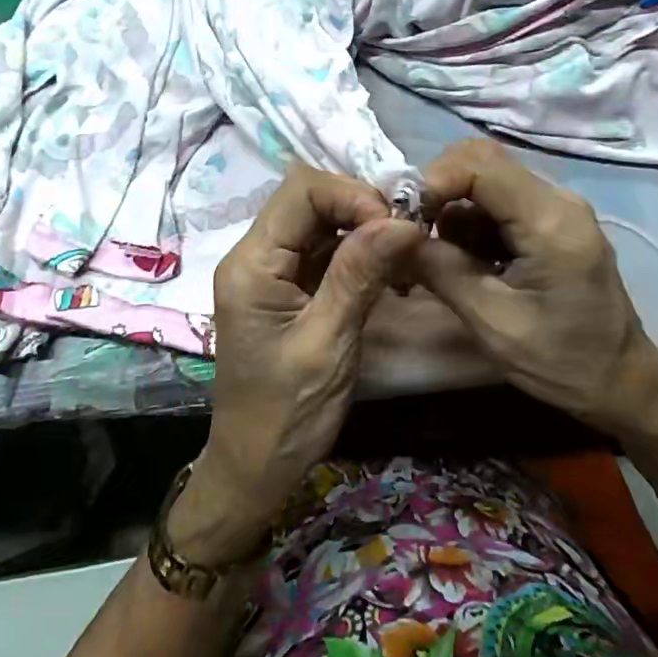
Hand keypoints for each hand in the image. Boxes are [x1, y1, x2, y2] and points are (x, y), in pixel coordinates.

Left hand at [170, 163, 424, 565]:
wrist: (256, 464)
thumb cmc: (288, 414)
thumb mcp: (329, 342)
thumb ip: (359, 275)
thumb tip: (404, 219)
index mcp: (251, 264)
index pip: (300, 191)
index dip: (352, 195)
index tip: (396, 226)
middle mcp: (254, 257)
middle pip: (308, 201)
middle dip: (360, 208)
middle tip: (406, 239)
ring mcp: (269, 273)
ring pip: (318, 223)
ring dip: (362, 230)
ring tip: (402, 256)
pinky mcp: (285, 290)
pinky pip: (321, 252)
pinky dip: (355, 254)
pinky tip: (386, 272)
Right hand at [413, 138, 657, 434]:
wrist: (620, 384)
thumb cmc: (562, 361)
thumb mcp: (491, 321)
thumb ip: (440, 270)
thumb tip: (392, 235)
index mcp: (551, 220)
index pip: (479, 164)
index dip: (430, 181)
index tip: (400, 219)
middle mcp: (555, 200)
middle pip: (479, 161)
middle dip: (434, 189)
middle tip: (408, 233)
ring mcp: (552, 209)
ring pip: (481, 180)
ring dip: (445, 210)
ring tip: (428, 256)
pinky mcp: (545, 223)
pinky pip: (491, 203)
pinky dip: (462, 223)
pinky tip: (455, 261)